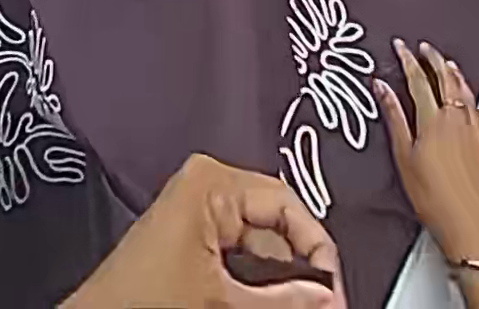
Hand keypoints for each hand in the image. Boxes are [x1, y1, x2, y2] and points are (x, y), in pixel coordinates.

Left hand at [62, 154, 345, 308]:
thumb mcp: (224, 301)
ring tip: (298, 305)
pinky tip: (267, 302)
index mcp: (212, 182)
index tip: (334, 292)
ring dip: (280, 279)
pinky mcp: (193, 235)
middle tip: (323, 305)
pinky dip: (258, 281)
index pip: (287, 202)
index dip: (317, 249)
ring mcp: (199, 210)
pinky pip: (241, 253)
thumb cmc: (144, 300)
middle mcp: (207, 185)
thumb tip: (330, 296)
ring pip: (261, 244)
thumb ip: (285, 299)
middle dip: (299, 268)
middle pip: (276, 223)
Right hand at [376, 40, 478, 264]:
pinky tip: (475, 106)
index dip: (408, 60)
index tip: (400, 46)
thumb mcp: (403, 156)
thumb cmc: (433, 198)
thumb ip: (394, 116)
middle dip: (435, 60)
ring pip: (468, 96)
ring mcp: (477, 136)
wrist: (470, 233)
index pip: (419, 79)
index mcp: (434, 119)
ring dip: (457, 77)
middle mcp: (458, 122)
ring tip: (449, 65)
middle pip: (447, 81)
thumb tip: (381, 86)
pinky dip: (477, 106)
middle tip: (425, 47)